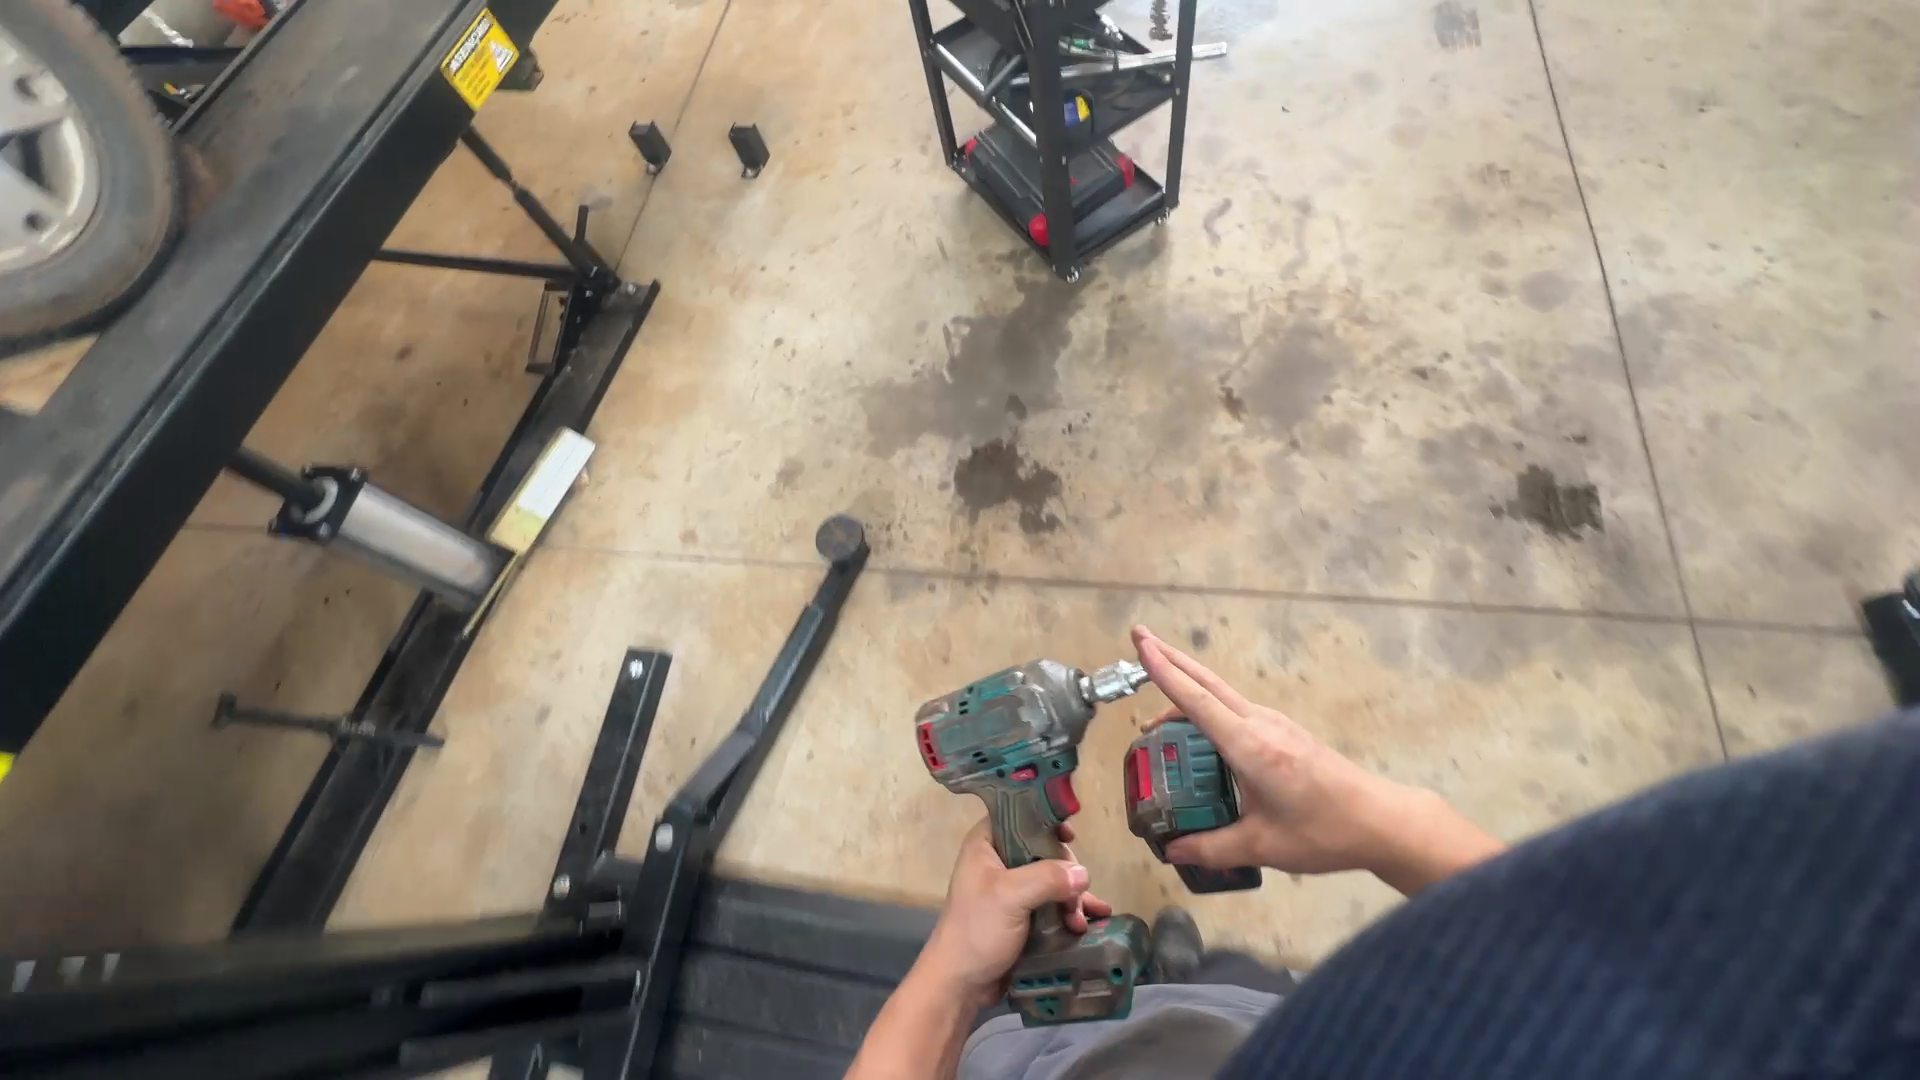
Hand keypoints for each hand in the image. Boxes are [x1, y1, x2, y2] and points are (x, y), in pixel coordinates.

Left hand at [914, 819, 1113, 1006]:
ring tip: (1080, 921)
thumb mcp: (1010, 896)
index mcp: (987, 842)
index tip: (1069, 836)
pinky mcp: (1023, 914)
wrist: (961, 985)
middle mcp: (999, 859)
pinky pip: (1053, 903)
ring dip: (1071, 896)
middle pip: (1043, 849)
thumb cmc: (977, 930)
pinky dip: (1070, 911)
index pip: (1020, 815)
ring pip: (1052, 878)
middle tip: (1075, 896)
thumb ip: (1047, 878)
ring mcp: (1012, 888)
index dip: (1046, 820)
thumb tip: (1083, 875)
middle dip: (1065, 872)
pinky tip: (1091, 922)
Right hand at [1131, 626, 1503, 893]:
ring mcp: (1273, 723)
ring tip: (1157, 698)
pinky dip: (1206, 703)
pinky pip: (1233, 707)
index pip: (1196, 700)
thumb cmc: (1323, 831)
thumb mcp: (1263, 845)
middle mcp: (1259, 723)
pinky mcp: (1282, 730)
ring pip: (1219, 692)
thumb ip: (1213, 847)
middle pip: (1206, 680)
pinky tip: (1198, 726)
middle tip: (1139, 636)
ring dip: (1186, 683)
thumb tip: (1172, 851)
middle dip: (1170, 656)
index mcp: (1248, 746)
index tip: (1142, 644)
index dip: (1164, 671)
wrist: (1382, 821)